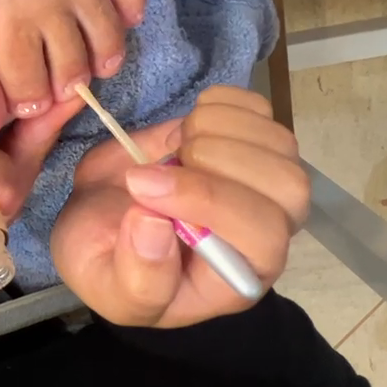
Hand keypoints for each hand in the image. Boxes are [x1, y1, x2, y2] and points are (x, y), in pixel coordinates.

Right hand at [50, 86, 306, 327]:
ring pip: (279, 143)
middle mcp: (258, 229)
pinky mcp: (238, 139)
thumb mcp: (108, 284)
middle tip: (170, 160)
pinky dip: (223, 102)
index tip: (143, 185)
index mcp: (235, 274)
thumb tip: (154, 224)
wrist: (98, 214)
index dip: (210, 201)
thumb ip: (137, 276)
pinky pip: (258, 110)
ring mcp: (254, 180)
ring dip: (220, 128)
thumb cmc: (104, 257)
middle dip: (223, 160)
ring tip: (177, 145)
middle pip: (289, 187)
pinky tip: (189, 121)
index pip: (263, 237)